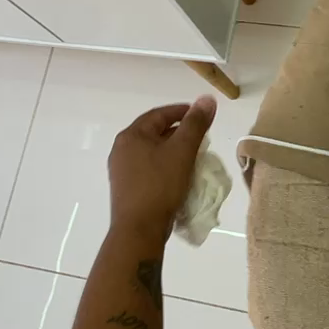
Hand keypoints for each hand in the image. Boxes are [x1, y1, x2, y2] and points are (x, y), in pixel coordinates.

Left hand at [108, 96, 216, 235]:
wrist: (139, 229)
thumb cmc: (160, 185)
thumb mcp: (182, 151)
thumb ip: (195, 124)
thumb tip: (207, 99)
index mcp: (131, 135)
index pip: (159, 114)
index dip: (183, 111)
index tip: (202, 115)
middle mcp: (121, 149)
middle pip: (154, 132)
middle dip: (179, 132)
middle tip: (201, 137)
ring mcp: (121, 170)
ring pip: (151, 152)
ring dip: (172, 150)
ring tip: (192, 156)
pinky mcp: (126, 188)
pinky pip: (148, 168)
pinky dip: (164, 165)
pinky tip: (178, 175)